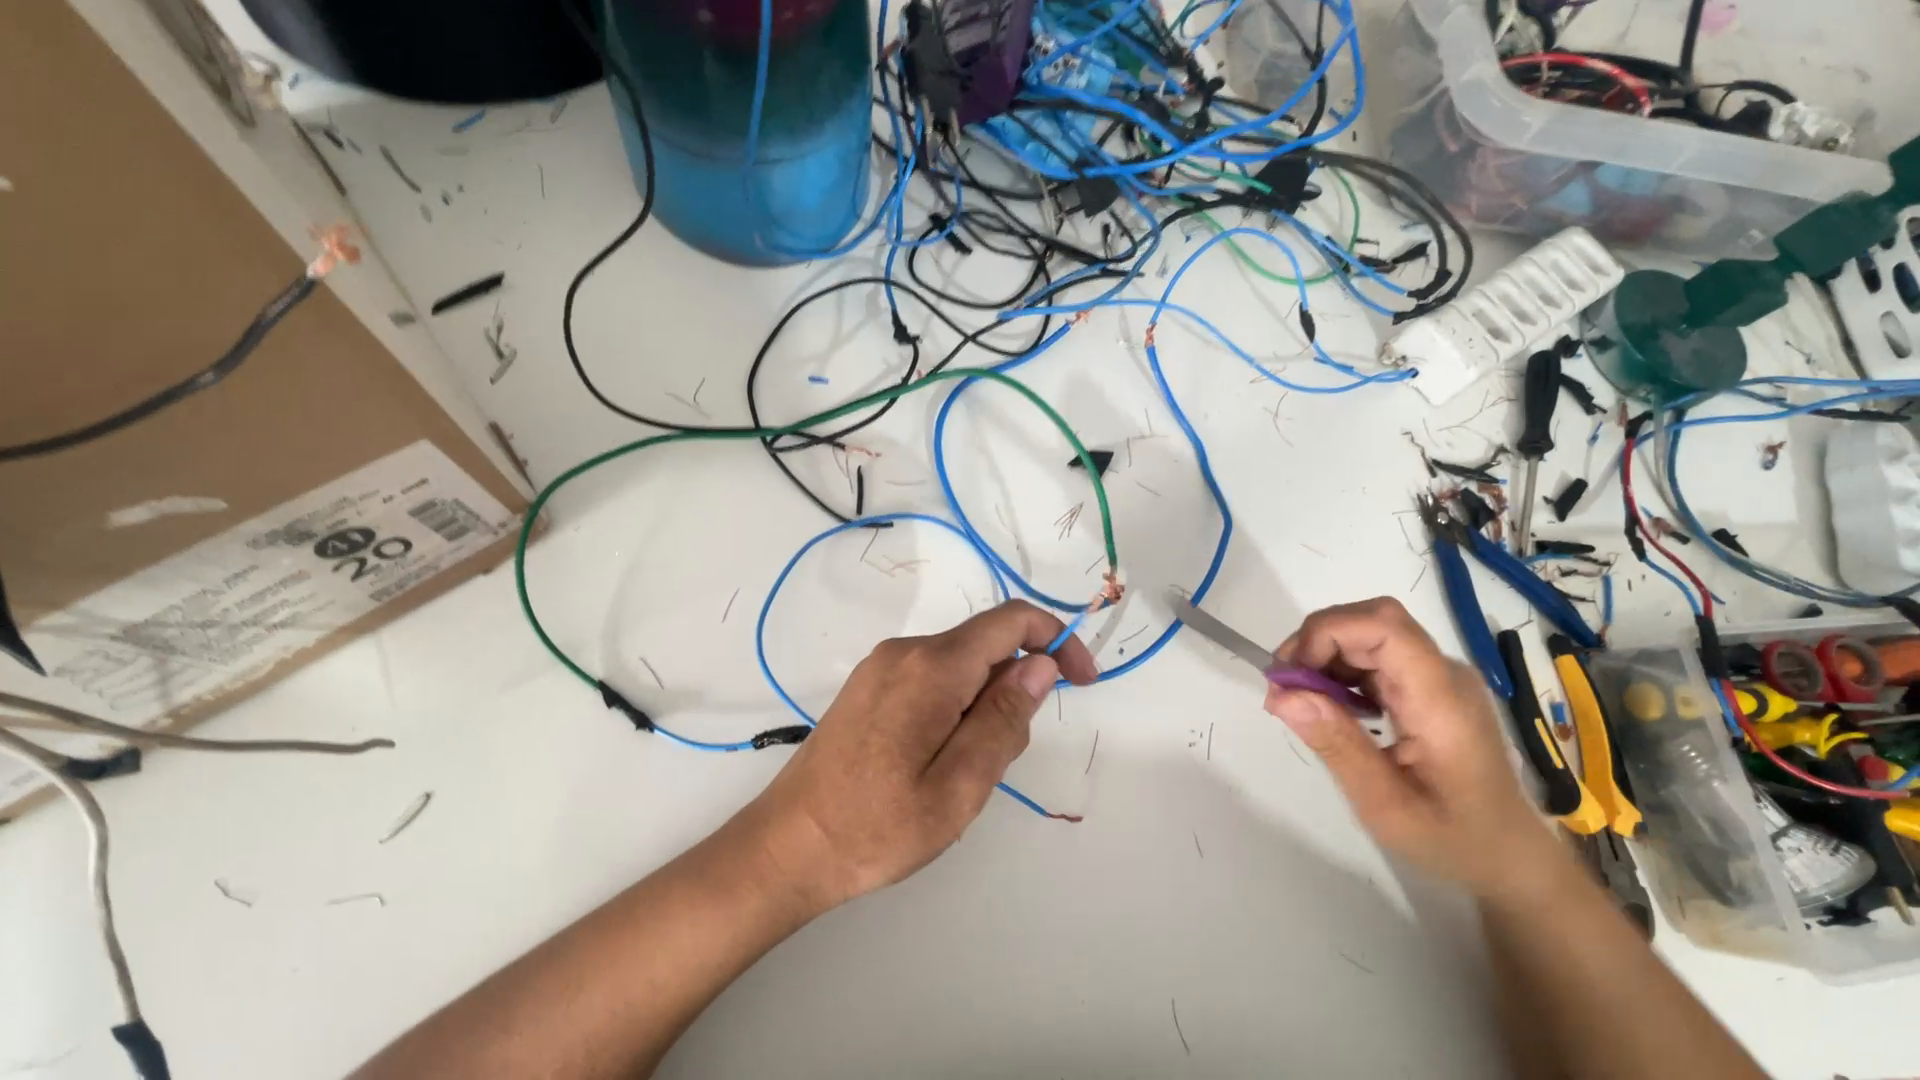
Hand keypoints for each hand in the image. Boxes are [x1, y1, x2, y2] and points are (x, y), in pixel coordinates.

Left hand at [734, 600, 1098, 915]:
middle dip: (1017, 688)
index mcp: (930, 667)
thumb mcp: (959, 787)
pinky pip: (931, 681)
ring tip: (965, 773)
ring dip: (985, 705)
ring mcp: (880, 669)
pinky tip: (938, 762)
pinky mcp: (867, 690)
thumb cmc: (877, 827)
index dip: (1057, 640)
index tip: (1082, 682)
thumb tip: (1041, 666)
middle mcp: (904, 653)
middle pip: (985, 645)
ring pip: (960, 667)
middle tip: (1004, 759)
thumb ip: (1004, 721)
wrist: (787, 847)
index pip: (1010, 622)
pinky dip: (956, 708)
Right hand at [1264, 598, 1569, 903]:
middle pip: (1374, 621)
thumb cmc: (1452, 838)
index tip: (1290, 676)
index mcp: (1440, 701)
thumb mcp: (1385, 806)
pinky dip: (1342, 669)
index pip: (1384, 627)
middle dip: (1317, 641)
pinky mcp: (1431, 687)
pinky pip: (1379, 656)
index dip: (1327, 633)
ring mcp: (1441, 678)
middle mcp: (1445, 675)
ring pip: (1371, 633)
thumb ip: (1337, 744)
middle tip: (1285, 688)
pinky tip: (1331, 707)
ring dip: (1325, 655)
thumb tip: (1283, 693)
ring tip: (1300, 701)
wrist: (1509, 855)